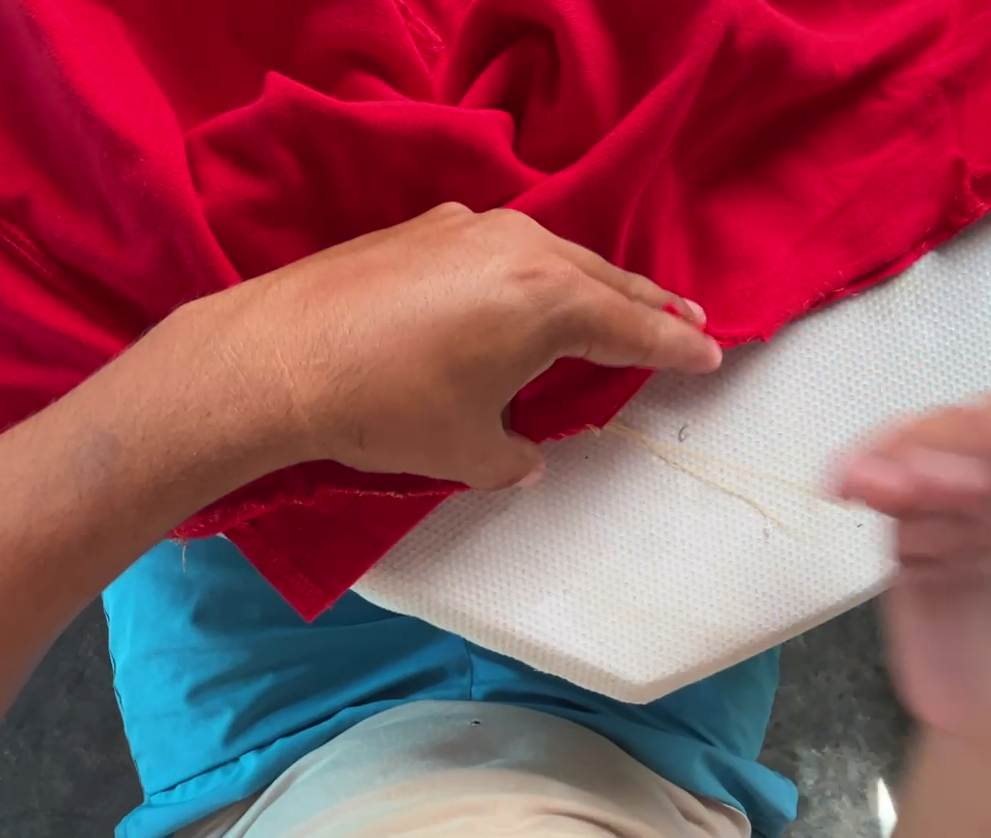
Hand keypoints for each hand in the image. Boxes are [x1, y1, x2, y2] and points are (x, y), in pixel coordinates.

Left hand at [144, 203, 722, 489]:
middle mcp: (518, 247)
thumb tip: (527, 457)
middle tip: (686, 319)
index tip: (710, 353)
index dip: (676, 346)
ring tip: (612, 304)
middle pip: (602, 279)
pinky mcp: (423, 228)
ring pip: (550, 255)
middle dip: (648, 305)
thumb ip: (513, 456)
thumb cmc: (386, 411)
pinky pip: (498, 250)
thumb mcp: (465, 451)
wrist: (280, 358)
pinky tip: (518, 291)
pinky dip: (526, 274)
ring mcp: (466, 228)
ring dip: (587, 284)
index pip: (632, 326)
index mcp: (546, 300)